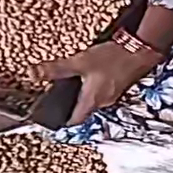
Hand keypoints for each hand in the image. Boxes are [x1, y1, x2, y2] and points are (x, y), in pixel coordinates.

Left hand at [36, 42, 160, 127]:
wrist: (140, 51)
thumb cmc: (113, 58)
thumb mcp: (79, 62)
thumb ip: (55, 69)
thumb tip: (32, 74)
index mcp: (92, 100)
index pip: (75, 120)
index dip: (62, 121)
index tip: (52, 119)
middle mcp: (103, 101)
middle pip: (84, 110)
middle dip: (71, 105)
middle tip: (58, 98)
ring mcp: (113, 95)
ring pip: (94, 100)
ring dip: (84, 95)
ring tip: (73, 84)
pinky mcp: (119, 86)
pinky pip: (103, 92)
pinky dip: (94, 87)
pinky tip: (91, 75)